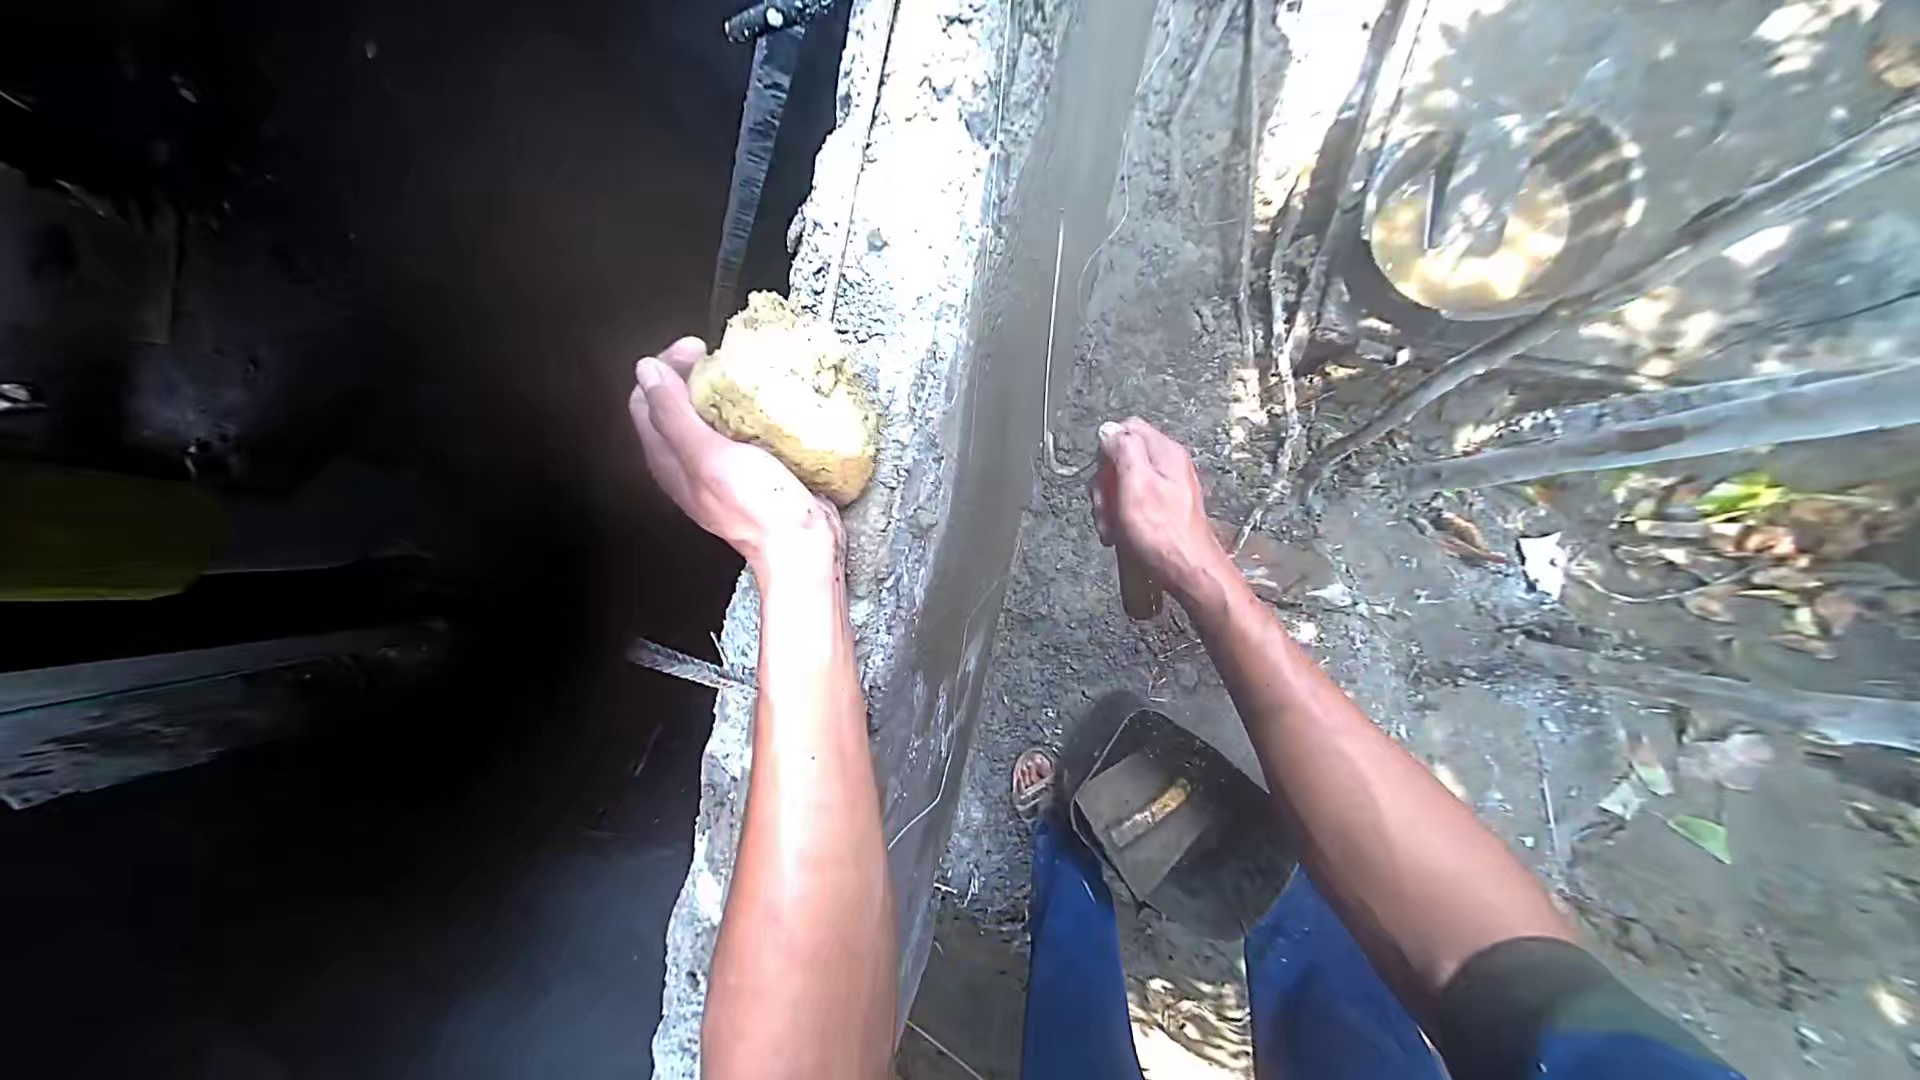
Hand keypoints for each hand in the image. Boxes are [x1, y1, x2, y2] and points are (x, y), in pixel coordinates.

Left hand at [629, 338, 841, 577]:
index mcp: (668, 459)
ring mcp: (722, 469)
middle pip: (675, 405)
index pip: (646, 398)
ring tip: (746, 378)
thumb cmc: (758, 507)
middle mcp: (688, 463)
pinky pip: (740, 434)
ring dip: (722, 394)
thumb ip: (673, 414)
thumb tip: (645, 370)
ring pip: (709, 418)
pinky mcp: (752, 473)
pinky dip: (747, 414)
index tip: (699, 350)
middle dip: (694, 375)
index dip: (666, 367)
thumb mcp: (709, 456)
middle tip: (724, 361)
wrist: (803, 546)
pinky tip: (766, 408)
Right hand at [1089, 417, 1229, 602]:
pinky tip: (1120, 532)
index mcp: (1164, 453)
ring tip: (1113, 525)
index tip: (1104, 476)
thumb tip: (1108, 430)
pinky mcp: (1161, 508)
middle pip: (1121, 457)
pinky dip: (1120, 517)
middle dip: (1105, 483)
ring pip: (1122, 482)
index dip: (1106, 451)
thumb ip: (1123, 450)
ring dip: (1110, 505)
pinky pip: (1131, 502)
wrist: (1188, 570)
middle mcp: (1167, 466)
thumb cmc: (1165, 535)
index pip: (1126, 428)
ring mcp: (1165, 487)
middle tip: (1107, 506)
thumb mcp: (1136, 485)